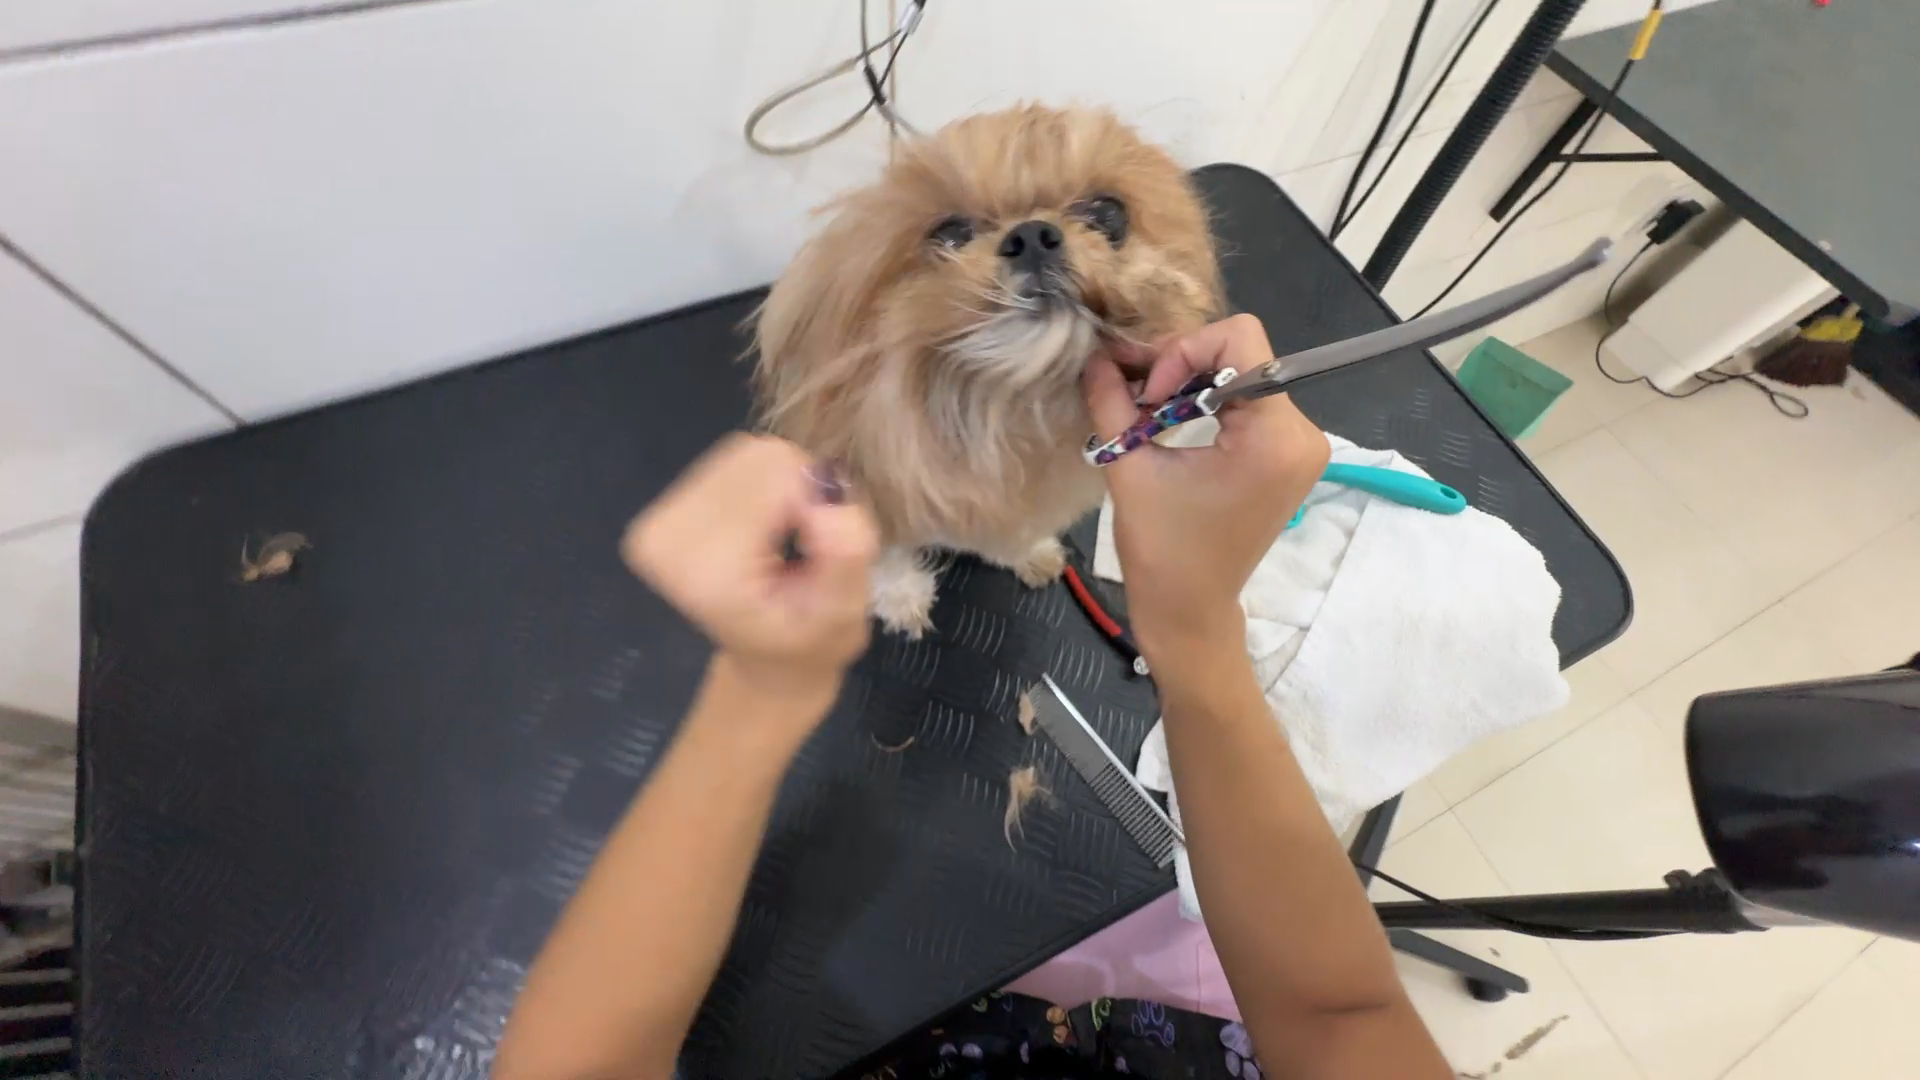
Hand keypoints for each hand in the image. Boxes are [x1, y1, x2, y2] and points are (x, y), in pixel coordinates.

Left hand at [622, 434, 879, 716]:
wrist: (768, 657)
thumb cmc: (810, 643)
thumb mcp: (844, 617)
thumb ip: (843, 559)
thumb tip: (827, 506)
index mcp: (705, 569)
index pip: (776, 477)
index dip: (817, 502)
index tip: (821, 550)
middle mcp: (666, 536)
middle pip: (763, 458)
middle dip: (803, 490)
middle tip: (811, 542)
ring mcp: (661, 519)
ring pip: (754, 453)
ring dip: (789, 486)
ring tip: (793, 535)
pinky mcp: (667, 507)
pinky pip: (739, 459)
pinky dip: (770, 483)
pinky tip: (771, 524)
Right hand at [1085, 315, 1329, 664]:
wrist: (1189, 608)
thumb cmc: (1161, 549)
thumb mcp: (1129, 469)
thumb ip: (1112, 402)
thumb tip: (1095, 356)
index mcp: (1274, 436)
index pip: (1239, 338)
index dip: (1181, 351)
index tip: (1146, 395)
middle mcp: (1302, 433)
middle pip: (1240, 354)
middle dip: (1179, 365)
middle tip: (1134, 398)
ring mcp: (1299, 446)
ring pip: (1241, 374)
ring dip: (1188, 384)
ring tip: (1146, 412)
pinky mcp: (1286, 457)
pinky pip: (1247, 401)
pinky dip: (1205, 403)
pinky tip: (1170, 423)